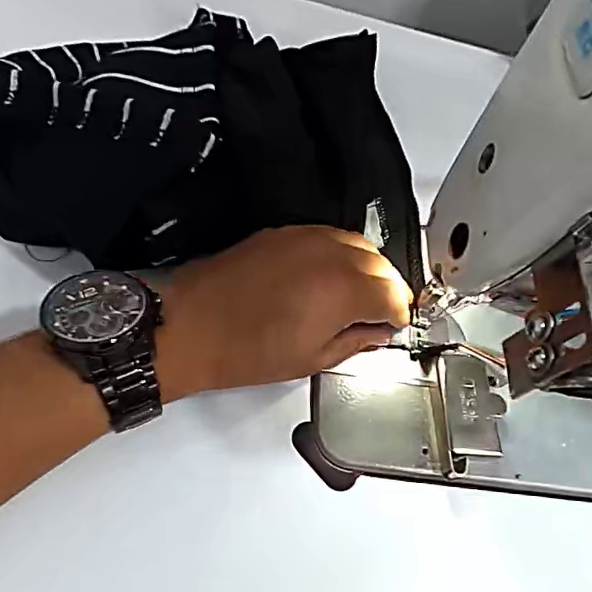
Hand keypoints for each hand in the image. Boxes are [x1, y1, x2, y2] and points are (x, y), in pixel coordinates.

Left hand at [152, 225, 411, 399]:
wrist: (192, 327)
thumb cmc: (241, 348)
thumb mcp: (312, 358)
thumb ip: (355, 341)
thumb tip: (375, 332)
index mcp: (343, 290)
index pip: (395, 295)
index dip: (399, 314)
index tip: (394, 325)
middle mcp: (329, 255)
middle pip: (383, 264)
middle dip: (388, 290)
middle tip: (381, 314)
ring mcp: (305, 238)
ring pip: (359, 244)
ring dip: (368, 269)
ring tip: (358, 296)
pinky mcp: (283, 233)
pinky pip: (328, 236)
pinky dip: (340, 255)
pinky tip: (330, 277)